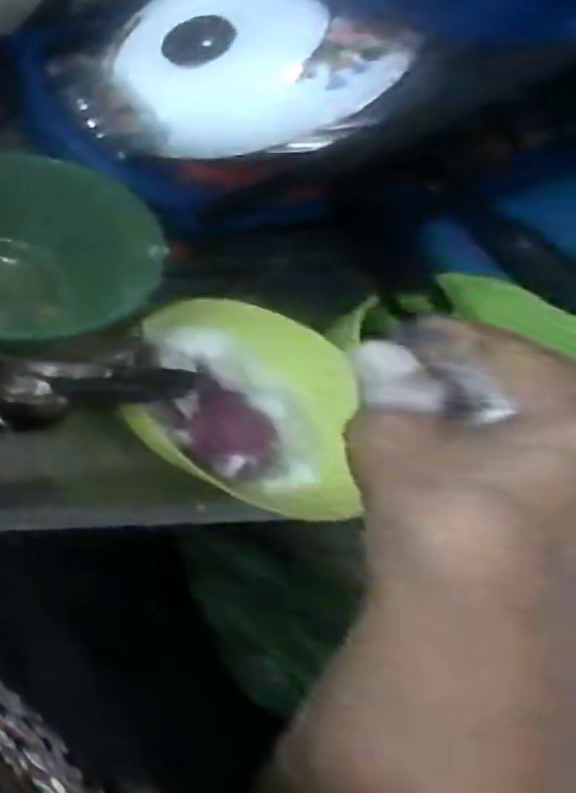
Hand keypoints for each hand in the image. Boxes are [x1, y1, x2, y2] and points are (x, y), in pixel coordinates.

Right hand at [349, 319, 575, 592]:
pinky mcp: (574, 514)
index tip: (399, 333)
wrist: (483, 606)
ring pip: (549, 426)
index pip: (506, 350)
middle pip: (541, 387)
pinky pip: (552, 458)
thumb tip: (383, 354)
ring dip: (495, 413)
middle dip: (478, 376)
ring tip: (438, 410)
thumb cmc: (440, 506)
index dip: (444, 336)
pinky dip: (513, 446)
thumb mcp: (390, 436)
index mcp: (575, 412)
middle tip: (418, 369)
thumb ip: (390, 389)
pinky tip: (468, 453)